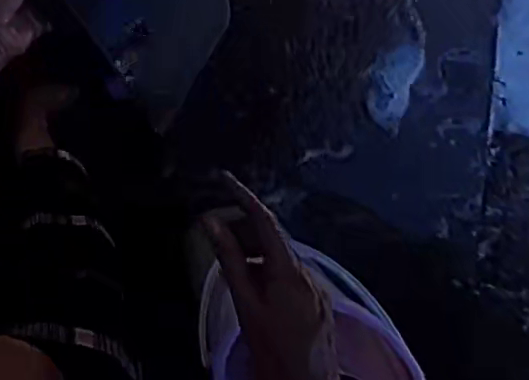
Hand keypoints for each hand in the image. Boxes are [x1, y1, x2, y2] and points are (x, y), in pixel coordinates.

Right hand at [203, 172, 337, 379]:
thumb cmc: (272, 350)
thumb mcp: (245, 302)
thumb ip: (229, 258)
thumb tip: (210, 221)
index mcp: (290, 271)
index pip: (265, 220)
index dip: (242, 195)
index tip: (223, 177)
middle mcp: (308, 274)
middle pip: (272, 235)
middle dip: (242, 228)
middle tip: (216, 234)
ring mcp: (317, 288)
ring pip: (280, 252)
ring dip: (253, 249)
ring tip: (231, 263)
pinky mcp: (318, 301)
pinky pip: (289, 270)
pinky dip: (267, 266)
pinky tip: (251, 281)